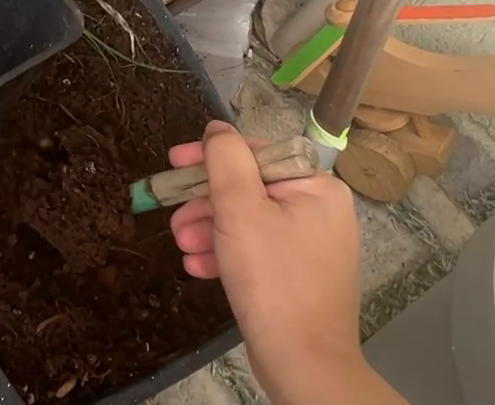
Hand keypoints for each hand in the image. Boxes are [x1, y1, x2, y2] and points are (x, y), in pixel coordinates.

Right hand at [166, 121, 407, 404]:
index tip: (173, 161)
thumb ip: (225, 157)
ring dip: (209, 230)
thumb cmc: (272, 278)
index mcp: (317, 186)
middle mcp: (321, 210)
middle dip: (206, 203)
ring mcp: (313, 246)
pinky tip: (200, 268)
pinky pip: (258, 249)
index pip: (255, 152)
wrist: (304, 366)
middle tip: (174, 217)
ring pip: (248, 221)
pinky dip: (227, 253)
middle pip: (249, 188)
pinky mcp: (301, 276)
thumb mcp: (239, 207)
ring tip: (183, 247)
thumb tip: (218, 129)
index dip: (210, 156)